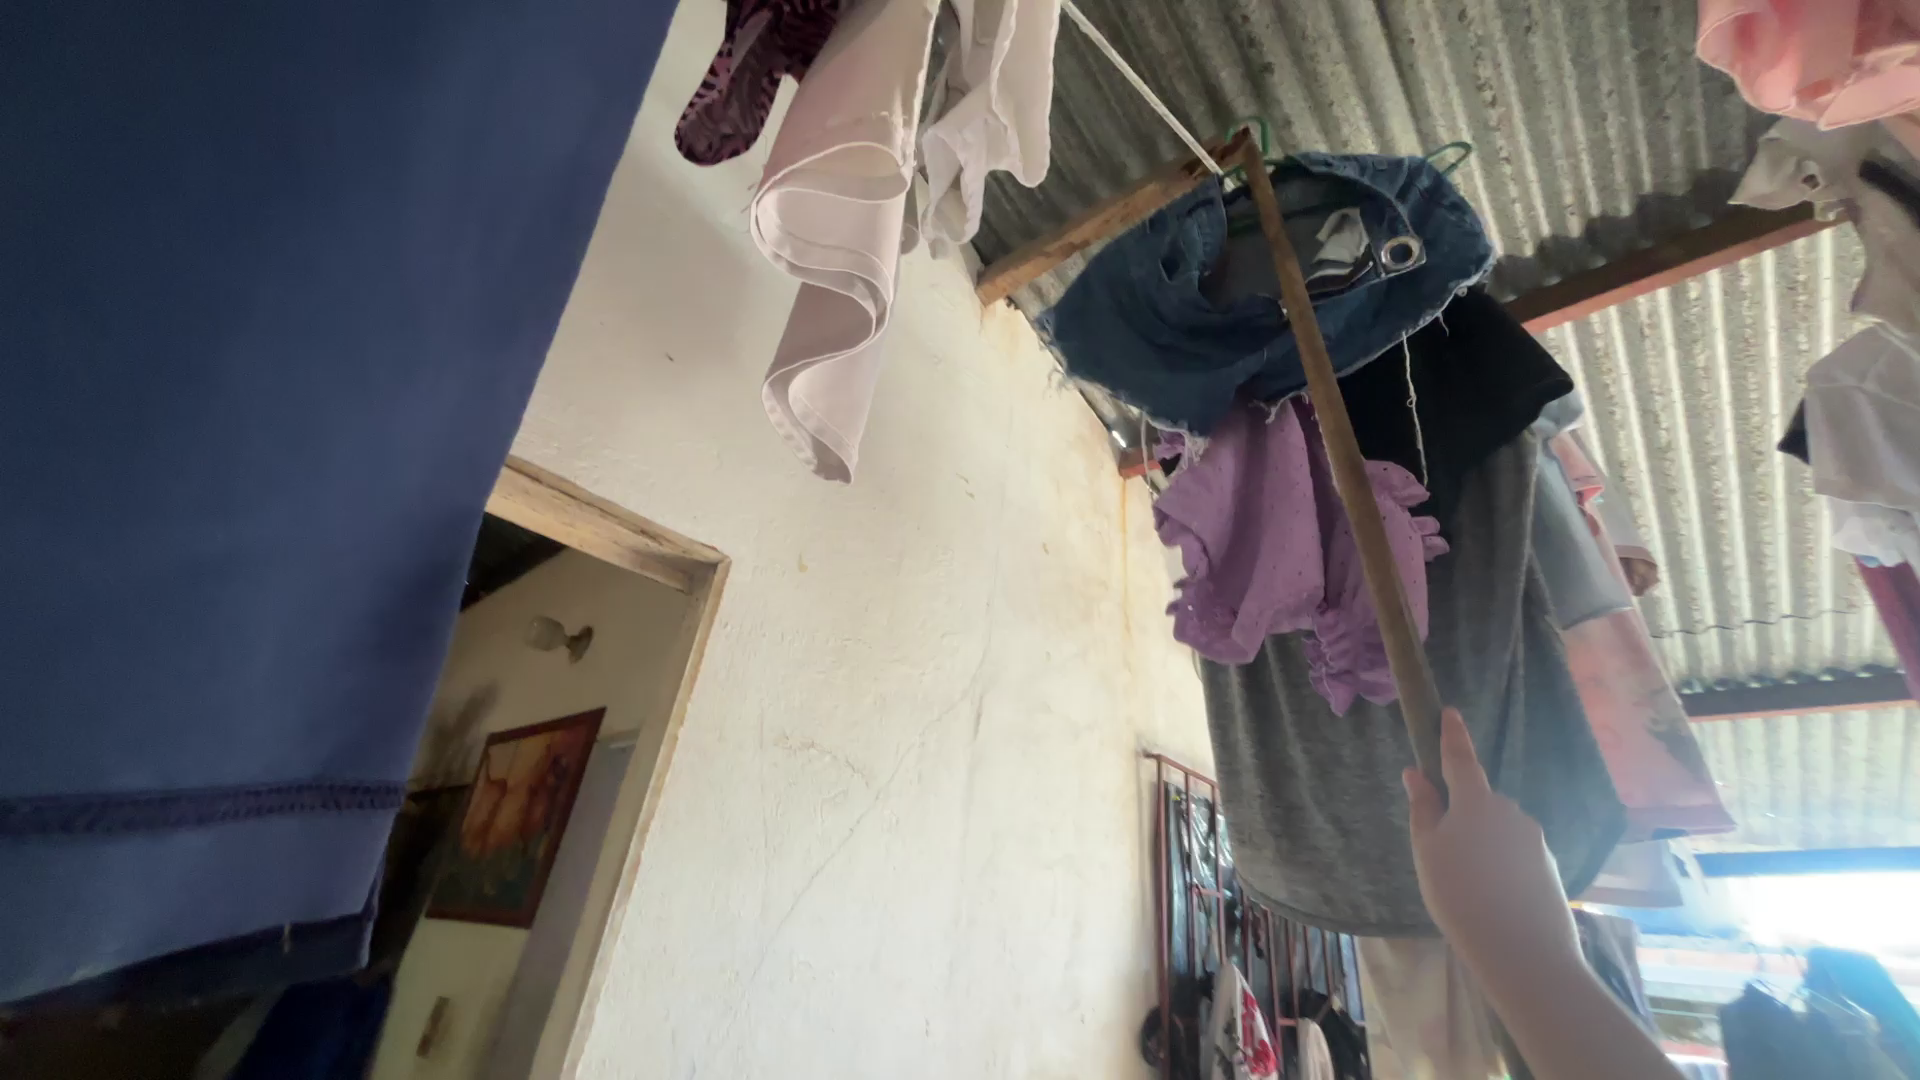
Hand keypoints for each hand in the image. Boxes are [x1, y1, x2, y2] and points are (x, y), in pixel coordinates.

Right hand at [1403, 708, 1582, 979]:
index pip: (1460, 759)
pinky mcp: (1549, 869)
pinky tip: (1488, 894)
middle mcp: (1511, 813)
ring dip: (1480, 839)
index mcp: (1476, 802)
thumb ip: (1423, 808)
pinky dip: (1498, 862)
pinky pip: (1514, 852)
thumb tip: (1416, 774)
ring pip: (1497, 827)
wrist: (1524, 953)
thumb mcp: (1427, 849)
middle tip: (1439, 845)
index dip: (1452, 735)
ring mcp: (1535, 842)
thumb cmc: (1459, 892)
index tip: (1450, 712)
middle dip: (1460, 809)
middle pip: (1479, 799)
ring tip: (1463, 880)